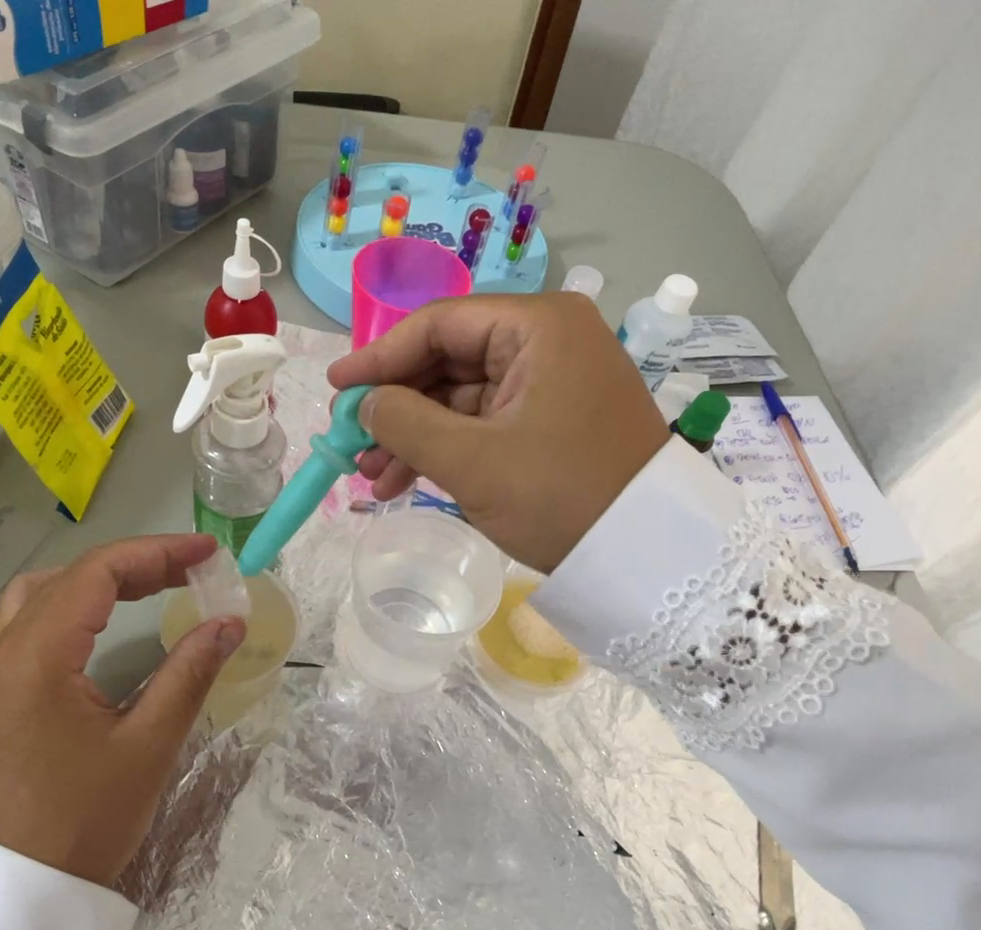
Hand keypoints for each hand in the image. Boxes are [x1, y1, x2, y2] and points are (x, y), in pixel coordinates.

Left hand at [0, 534, 245, 889]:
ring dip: (96, 583)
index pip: (97, 572)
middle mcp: (0, 652)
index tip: (209, 555)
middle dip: (133, 565)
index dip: (157, 553)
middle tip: (192, 573)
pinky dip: (71, 610)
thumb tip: (229, 623)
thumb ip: (189, 672)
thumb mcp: (148, 746)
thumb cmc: (84, 822)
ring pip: (38, 596)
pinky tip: (103, 629)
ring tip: (151, 589)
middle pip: (67, 578)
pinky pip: (26, 628)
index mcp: (34, 655)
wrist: (15, 897)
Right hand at [328, 292, 670, 571]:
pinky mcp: (553, 417)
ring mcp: (552, 380)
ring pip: (461, 396)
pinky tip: (405, 480)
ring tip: (372, 475)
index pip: (438, 324)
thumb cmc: (560, 496)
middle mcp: (548, 339)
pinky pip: (485, 421)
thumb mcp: (473, 462)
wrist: (645, 555)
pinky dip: (447, 447)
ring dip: (415, 434)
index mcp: (538, 326)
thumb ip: (404, 423)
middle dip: (396, 407)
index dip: (379, 358)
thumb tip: (363, 404)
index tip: (335, 389)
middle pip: (447, 360)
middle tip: (350, 443)